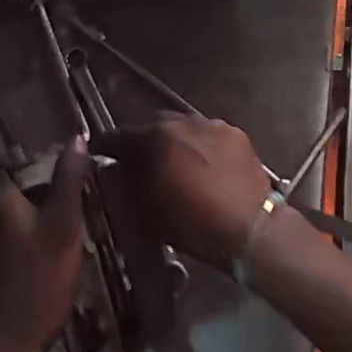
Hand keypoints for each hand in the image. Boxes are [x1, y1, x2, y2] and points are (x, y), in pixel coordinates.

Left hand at [0, 139, 89, 351]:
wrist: (11, 346)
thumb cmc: (40, 280)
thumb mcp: (64, 225)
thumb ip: (70, 181)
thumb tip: (76, 138)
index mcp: (0, 204)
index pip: (2, 166)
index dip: (27, 159)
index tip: (57, 162)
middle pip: (12, 190)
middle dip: (41, 186)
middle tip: (75, 192)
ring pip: (14, 215)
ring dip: (40, 211)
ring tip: (73, 218)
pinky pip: (14, 237)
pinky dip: (33, 233)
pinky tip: (58, 248)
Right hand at [92, 113, 273, 268]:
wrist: (251, 229)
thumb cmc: (195, 225)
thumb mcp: (149, 212)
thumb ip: (129, 184)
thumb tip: (118, 170)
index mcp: (157, 139)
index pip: (120, 136)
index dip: (107, 147)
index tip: (100, 154)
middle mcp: (184, 122)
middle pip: (154, 127)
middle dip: (145, 143)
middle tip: (143, 166)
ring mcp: (213, 125)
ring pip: (184, 128)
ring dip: (175, 143)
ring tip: (178, 167)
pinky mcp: (236, 133)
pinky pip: (208, 135)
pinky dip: (201, 147)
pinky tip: (205, 168)